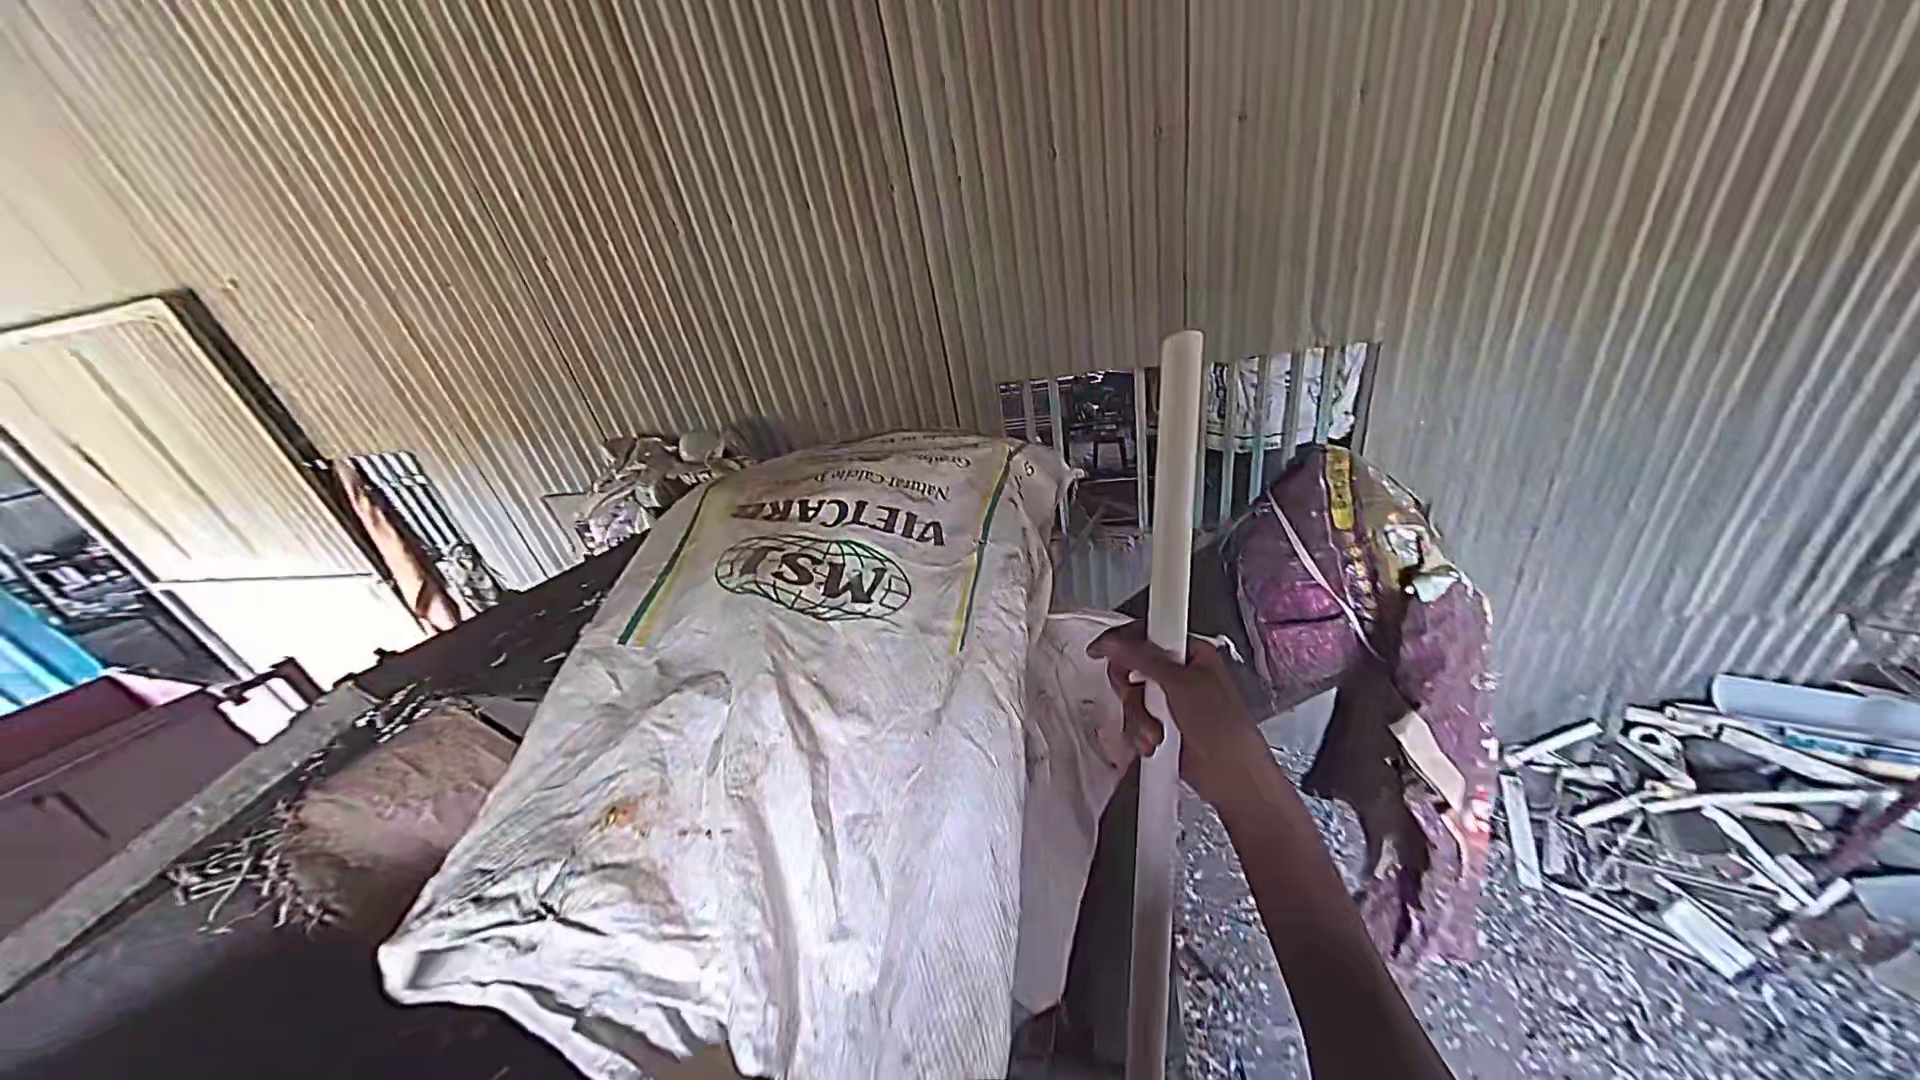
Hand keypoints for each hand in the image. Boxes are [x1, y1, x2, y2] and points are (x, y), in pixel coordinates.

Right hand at [1087, 623, 1275, 807]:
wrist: (1233, 777)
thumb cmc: (1225, 729)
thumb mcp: (1182, 685)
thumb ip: (1144, 659)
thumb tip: (1115, 642)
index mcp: (1190, 652)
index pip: (1146, 635)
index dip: (1121, 640)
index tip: (1100, 649)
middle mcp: (1177, 673)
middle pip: (1130, 666)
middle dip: (1129, 688)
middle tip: (1132, 694)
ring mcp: (1167, 699)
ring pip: (1129, 696)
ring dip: (1137, 717)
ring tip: (1155, 731)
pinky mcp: (1159, 723)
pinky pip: (1131, 719)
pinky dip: (1138, 732)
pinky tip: (1155, 741)